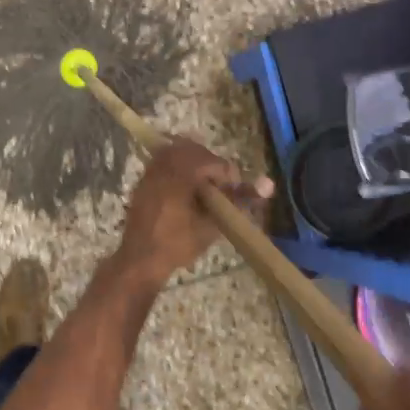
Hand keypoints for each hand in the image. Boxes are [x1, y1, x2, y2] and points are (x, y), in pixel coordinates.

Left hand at [115, 139, 272, 281]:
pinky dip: (178, 167)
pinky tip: (184, 189)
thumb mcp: (213, 225)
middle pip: (196, 150)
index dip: (229, 177)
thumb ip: (239, 200)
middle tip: (220, 188)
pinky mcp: (143, 180)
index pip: (216, 162)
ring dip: (195, 164)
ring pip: (177, 151)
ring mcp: (151, 171)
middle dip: (212, 166)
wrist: (140, 259)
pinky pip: (163, 160)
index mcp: (183, 174)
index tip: (233, 195)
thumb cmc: (178, 244)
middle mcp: (165, 165)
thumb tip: (269, 183)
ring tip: (203, 187)